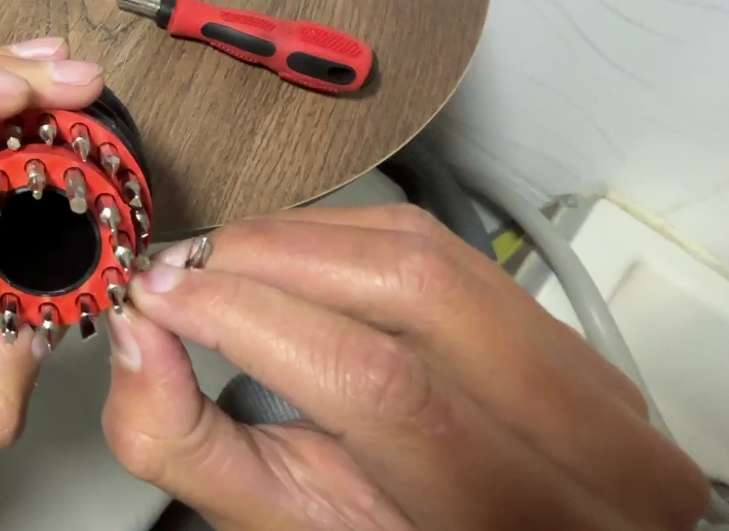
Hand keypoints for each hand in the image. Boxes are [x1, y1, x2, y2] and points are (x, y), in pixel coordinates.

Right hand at [101, 205, 709, 529]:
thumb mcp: (272, 524)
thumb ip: (182, 440)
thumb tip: (138, 329)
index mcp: (512, 521)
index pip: (375, 382)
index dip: (245, 317)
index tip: (156, 293)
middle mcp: (590, 447)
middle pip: (409, 289)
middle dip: (262, 258)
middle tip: (179, 270)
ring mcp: (585, 373)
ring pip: (418, 245)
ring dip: (287, 234)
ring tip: (217, 261)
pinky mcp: (545, 319)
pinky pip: (426, 236)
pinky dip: (326, 228)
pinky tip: (278, 254)